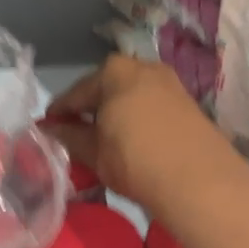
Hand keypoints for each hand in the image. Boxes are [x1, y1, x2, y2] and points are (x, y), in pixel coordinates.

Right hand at [42, 55, 236, 211]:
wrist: (200, 181)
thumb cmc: (136, 160)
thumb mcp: (94, 152)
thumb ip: (69, 136)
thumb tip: (49, 129)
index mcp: (114, 71)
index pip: (76, 92)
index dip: (59, 113)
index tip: (47, 129)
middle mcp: (142, 67)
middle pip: (105, 89)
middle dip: (90, 111)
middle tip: (75, 136)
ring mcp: (169, 82)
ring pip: (130, 96)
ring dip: (115, 114)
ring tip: (104, 141)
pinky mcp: (187, 101)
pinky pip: (151, 105)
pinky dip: (137, 118)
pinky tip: (132, 140)